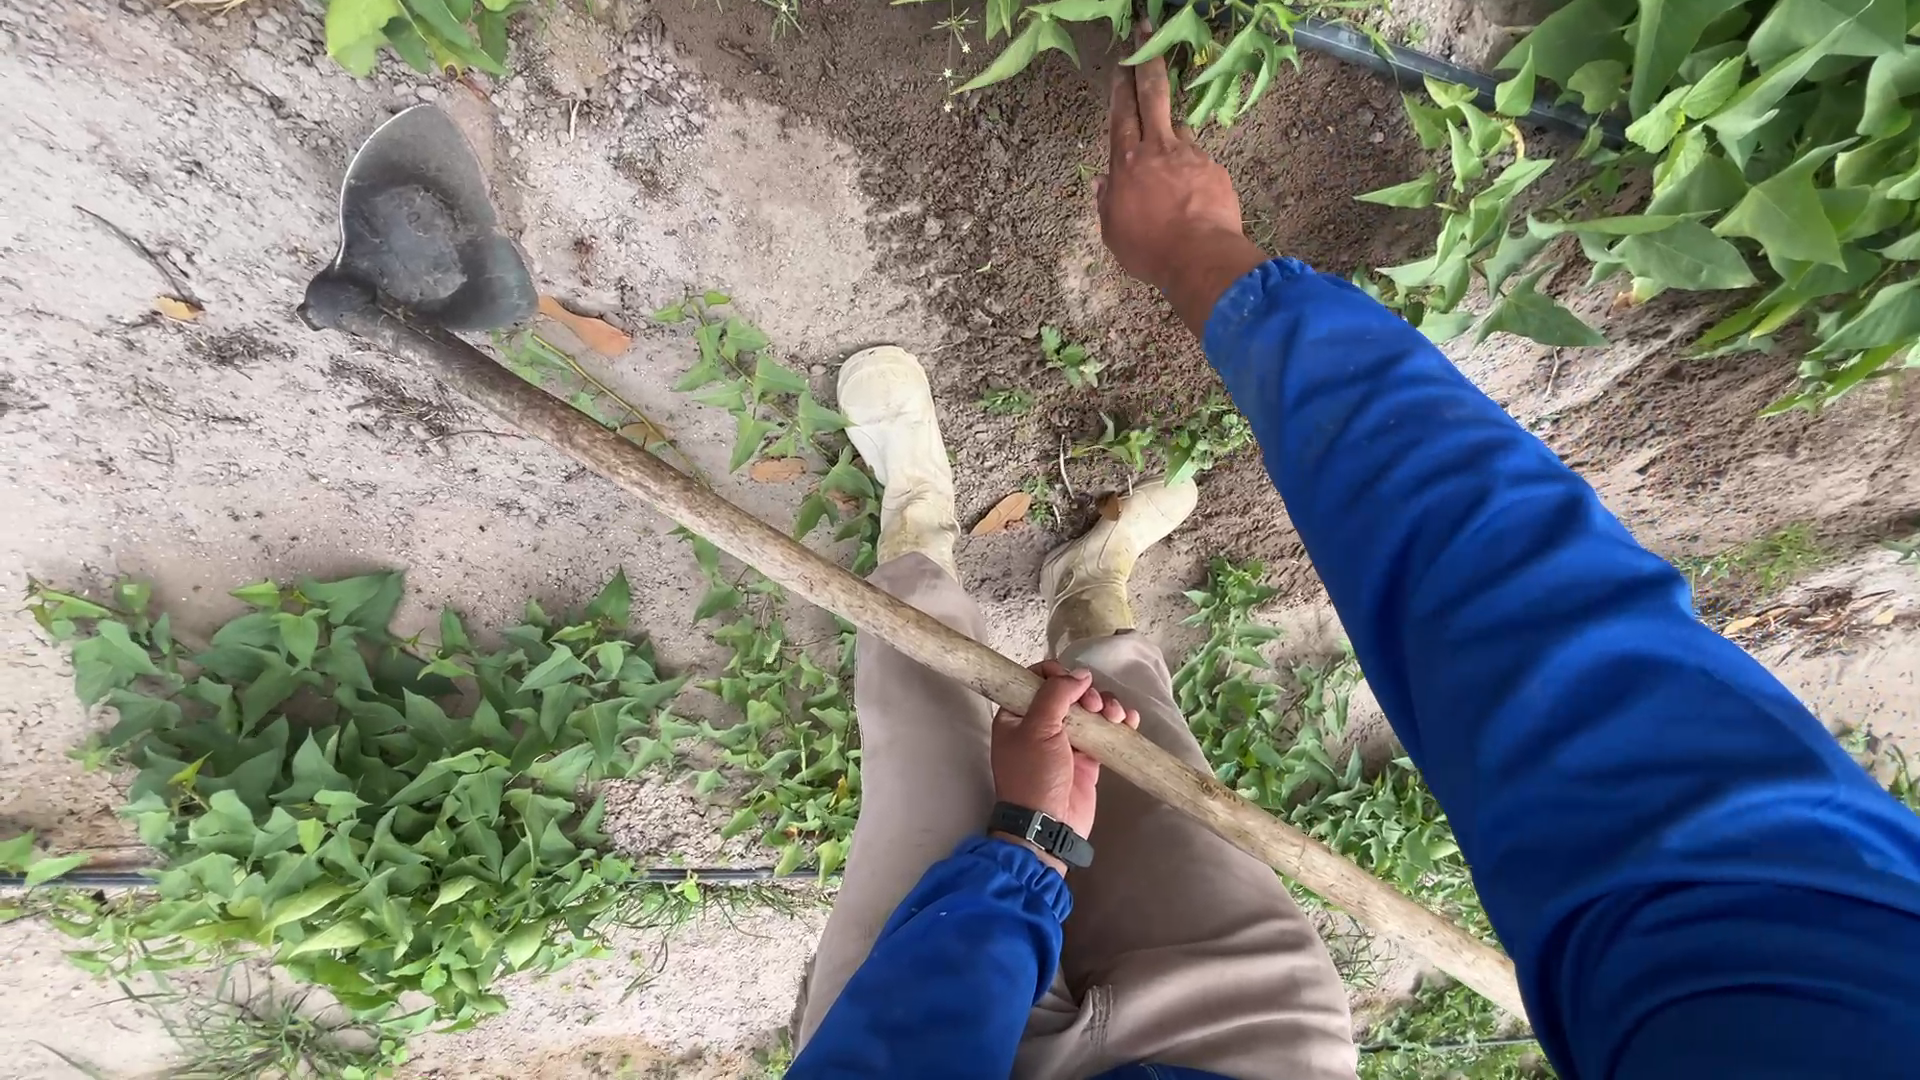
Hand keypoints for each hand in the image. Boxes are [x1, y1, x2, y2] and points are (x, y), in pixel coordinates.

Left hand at [989, 660, 1140, 872]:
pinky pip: (1105, 731)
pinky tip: (1129, 722)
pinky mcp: (1088, 756)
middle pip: (1068, 691)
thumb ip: (1056, 695)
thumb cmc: (1034, 774)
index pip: (1035, 679)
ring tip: (1116, 716)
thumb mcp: (1037, 729)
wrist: (1048, 826)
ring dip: (1107, 705)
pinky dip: (1118, 723)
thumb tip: (1081, 675)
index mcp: (1017, 714)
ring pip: (1090, 709)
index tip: (1071, 681)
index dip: (1056, 674)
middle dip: (1087, 692)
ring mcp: (1066, 740)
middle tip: (1095, 706)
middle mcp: (1040, 723)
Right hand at [1095, 28, 1269, 335]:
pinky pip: (1198, 161)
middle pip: (1153, 94)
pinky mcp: (1214, 168)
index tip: (1121, 61)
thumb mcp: (1114, 232)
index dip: (1120, 85)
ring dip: (1172, 133)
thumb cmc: (1148, 249)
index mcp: (1127, 163)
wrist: (1199, 256)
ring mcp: (1190, 155)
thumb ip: (1107, 204)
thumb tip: (1102, 185)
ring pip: (1178, 129)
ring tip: (1169, 156)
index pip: (1122, 113)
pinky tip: (1192, 192)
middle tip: (1146, 31)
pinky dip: (1192, 170)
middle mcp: (1159, 149)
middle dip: (1147, 61)